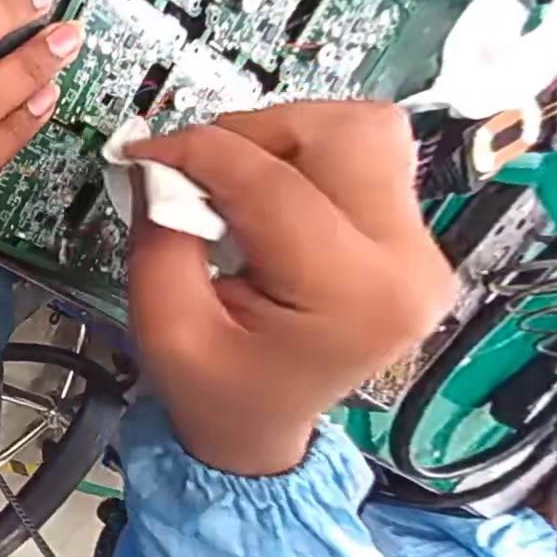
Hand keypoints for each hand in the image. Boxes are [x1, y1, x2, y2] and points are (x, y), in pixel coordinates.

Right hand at [124, 102, 454, 474]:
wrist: (257, 425)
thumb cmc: (209, 388)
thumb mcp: (162, 323)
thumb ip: (159, 238)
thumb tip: (157, 166)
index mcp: (351, 296)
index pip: (275, 185)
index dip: (197, 151)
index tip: (140, 150)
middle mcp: (408, 261)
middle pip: (348, 134)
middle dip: (252, 131)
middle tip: (190, 163)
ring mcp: (417, 245)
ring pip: (361, 132)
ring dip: (276, 136)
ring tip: (220, 174)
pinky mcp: (402, 236)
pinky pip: (357, 158)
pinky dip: (291, 154)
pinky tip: (249, 188)